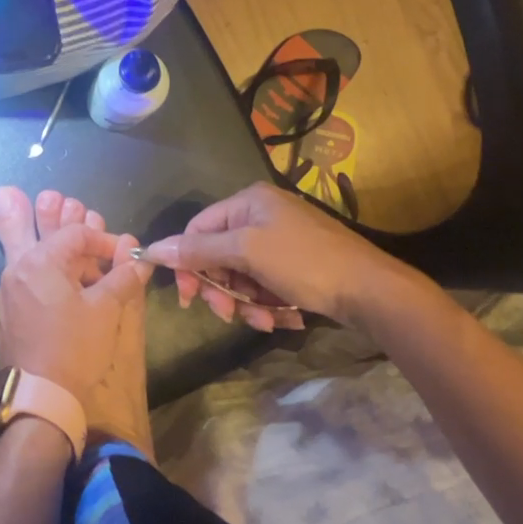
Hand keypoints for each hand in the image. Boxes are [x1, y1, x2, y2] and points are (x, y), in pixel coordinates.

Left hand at [0, 187, 154, 457]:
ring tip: (88, 261)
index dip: (105, 239)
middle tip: (83, 219)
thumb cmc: (74, 348)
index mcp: (38, 261)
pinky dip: (51, 274)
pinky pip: (30, 279)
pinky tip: (72, 288)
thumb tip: (139, 259)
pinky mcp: (8, 311)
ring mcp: (8, 290)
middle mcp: (16, 268)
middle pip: (42, 233)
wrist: (39, 396)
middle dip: (64, 222)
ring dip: (60, 252)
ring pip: (34, 255)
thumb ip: (123, 277)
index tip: (125, 256)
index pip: (75, 233)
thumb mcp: (106, 310)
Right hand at [141, 181, 412, 327]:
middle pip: (218, 255)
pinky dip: (267, 304)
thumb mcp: (246, 253)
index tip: (188, 298)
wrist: (372, 291)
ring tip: (264, 321)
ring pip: (241, 276)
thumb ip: (197, 250)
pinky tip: (283, 318)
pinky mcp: (297, 265)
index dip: (187, 263)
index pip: (197, 229)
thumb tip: (151, 248)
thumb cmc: (305, 263)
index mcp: (249, 202)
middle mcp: (263, 215)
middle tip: (227, 314)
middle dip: (222, 289)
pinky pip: (265, 285)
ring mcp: (282, 241)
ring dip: (246, 303)